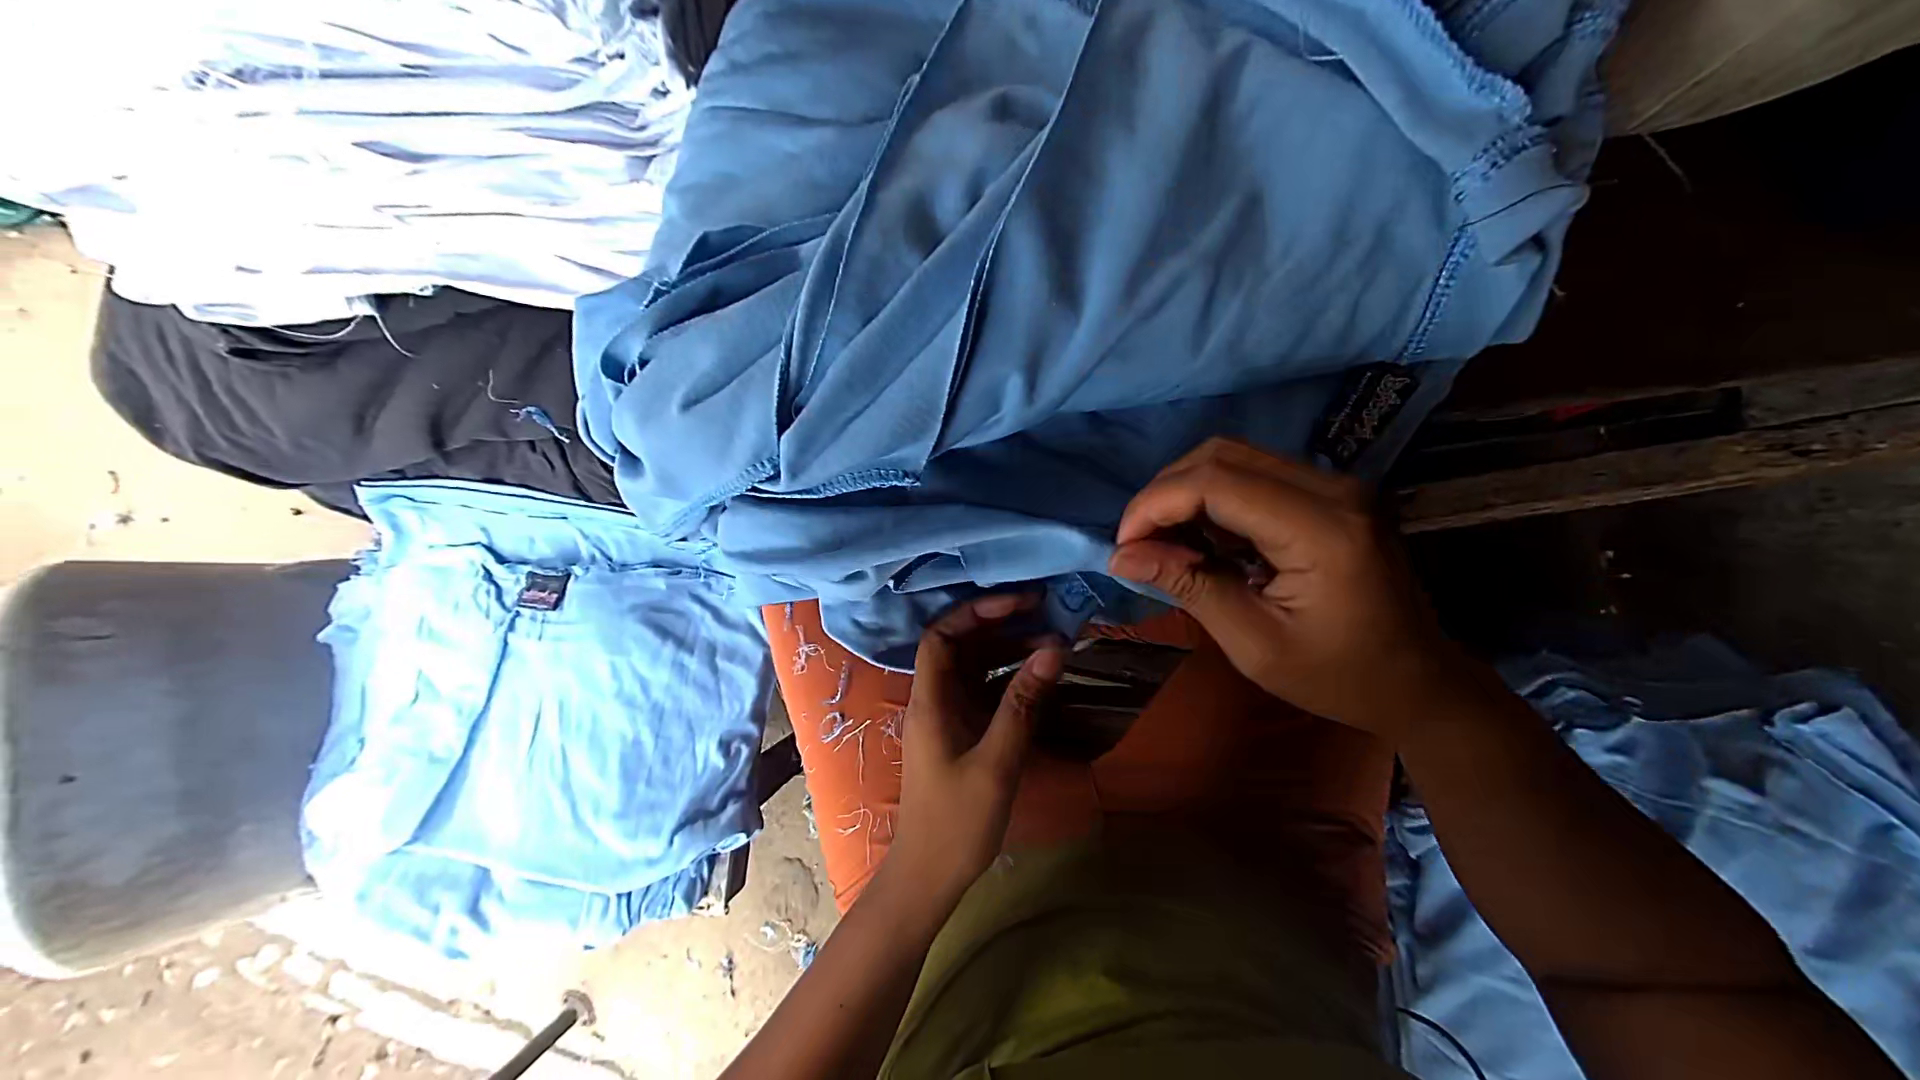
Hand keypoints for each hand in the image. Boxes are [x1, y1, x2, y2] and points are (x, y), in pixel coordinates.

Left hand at [889, 594, 1066, 897]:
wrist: (930, 876)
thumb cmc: (956, 822)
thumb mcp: (996, 763)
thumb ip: (1022, 704)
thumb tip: (1052, 649)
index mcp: (929, 700)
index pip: (942, 636)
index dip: (976, 612)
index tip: (1019, 604)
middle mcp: (934, 700)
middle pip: (961, 646)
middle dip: (1000, 625)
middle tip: (1046, 614)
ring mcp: (948, 717)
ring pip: (976, 668)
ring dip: (1009, 651)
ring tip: (1053, 642)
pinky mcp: (962, 734)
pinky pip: (985, 692)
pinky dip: (1011, 680)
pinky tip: (1041, 678)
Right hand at [1107, 438, 1464, 736]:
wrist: (1419, 681)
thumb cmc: (1339, 676)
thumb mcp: (1254, 644)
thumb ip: (1190, 587)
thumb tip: (1122, 556)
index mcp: (1321, 530)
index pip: (1216, 482)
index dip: (1155, 505)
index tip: (1125, 546)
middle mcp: (1332, 489)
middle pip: (1221, 455)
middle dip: (1164, 493)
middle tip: (1137, 543)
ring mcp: (1335, 485)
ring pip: (1233, 456)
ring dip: (1184, 491)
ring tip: (1163, 541)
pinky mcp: (1329, 493)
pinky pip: (1253, 473)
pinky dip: (1211, 497)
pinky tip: (1200, 536)